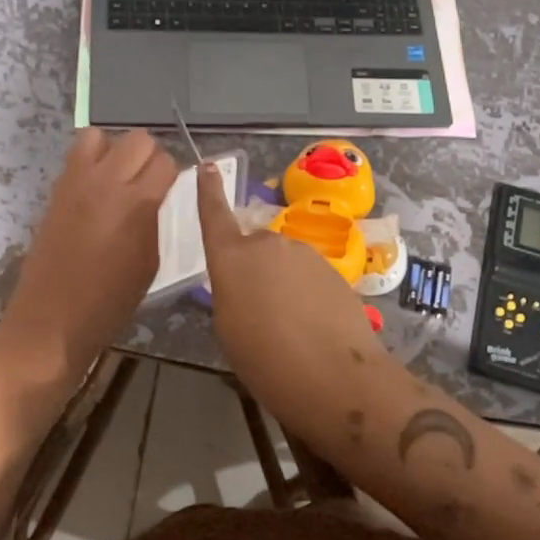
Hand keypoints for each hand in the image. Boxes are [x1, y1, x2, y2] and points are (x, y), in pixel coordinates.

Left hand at [2, 128, 178, 362]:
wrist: (52, 320)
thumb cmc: (109, 302)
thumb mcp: (149, 262)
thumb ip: (154, 220)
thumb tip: (157, 197)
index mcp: (137, 204)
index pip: (165, 162)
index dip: (172, 175)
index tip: (171, 190)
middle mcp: (106, 182)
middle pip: (138, 139)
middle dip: (149, 156)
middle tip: (148, 182)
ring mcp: (75, 183)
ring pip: (100, 135)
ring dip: (115, 151)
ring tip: (118, 179)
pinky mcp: (55, 191)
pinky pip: (76, 157)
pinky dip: (91, 162)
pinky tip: (95, 192)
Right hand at [196, 162, 378, 376]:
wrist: (332, 374)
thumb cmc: (263, 358)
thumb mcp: (228, 328)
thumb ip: (231, 293)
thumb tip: (245, 283)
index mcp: (231, 257)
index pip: (214, 215)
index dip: (209, 191)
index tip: (207, 166)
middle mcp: (267, 244)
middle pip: (254, 247)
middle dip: (253, 269)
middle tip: (255, 312)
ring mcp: (304, 253)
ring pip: (283, 262)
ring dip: (282, 284)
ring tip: (286, 327)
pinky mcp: (332, 269)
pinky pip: (308, 276)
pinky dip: (306, 294)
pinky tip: (312, 327)